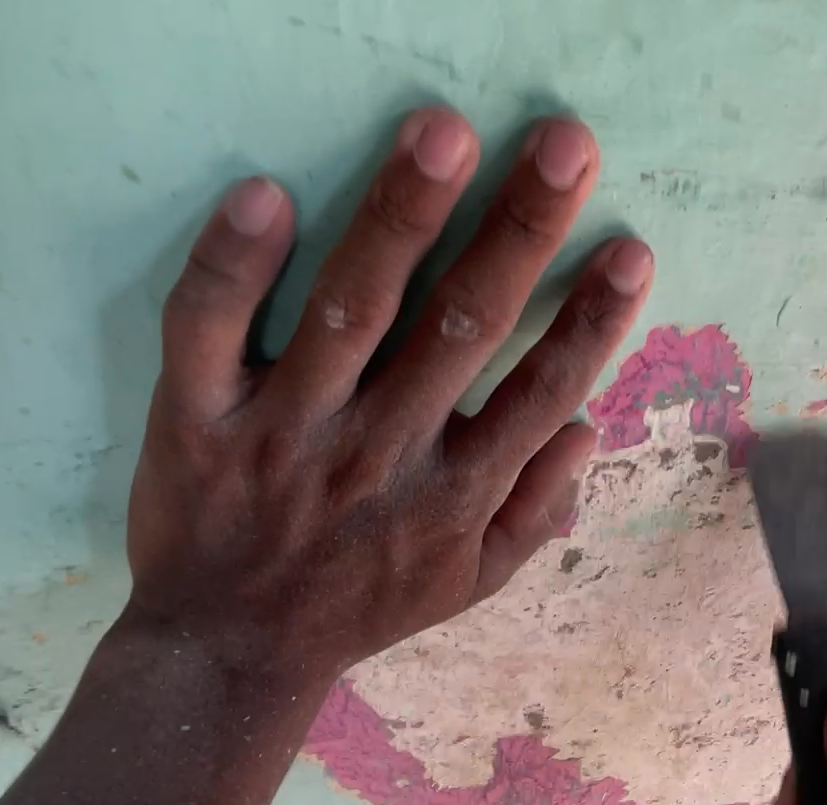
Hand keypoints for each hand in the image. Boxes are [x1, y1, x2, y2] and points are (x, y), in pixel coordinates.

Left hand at [128, 108, 653, 678]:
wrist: (234, 648)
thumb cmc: (369, 605)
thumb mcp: (473, 583)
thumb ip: (538, 512)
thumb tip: (587, 428)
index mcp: (456, 495)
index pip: (540, 395)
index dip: (592, 322)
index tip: (630, 251)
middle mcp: (382, 452)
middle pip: (462, 331)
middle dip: (519, 235)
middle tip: (563, 146)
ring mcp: (287, 432)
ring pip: (350, 313)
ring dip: (399, 218)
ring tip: (441, 133)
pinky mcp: (196, 420)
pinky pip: (207, 332)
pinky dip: (232, 267)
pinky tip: (265, 195)